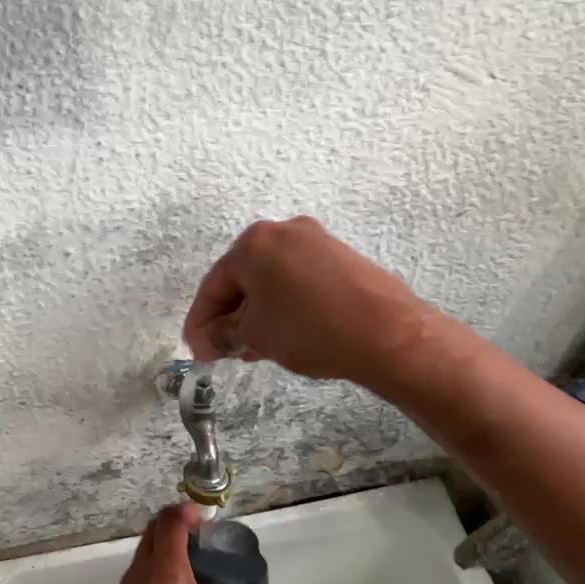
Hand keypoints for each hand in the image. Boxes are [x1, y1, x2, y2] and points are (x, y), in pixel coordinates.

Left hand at [65, 504, 272, 583]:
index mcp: (165, 572)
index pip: (169, 524)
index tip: (200, 515)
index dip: (184, 512)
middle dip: (171, 527)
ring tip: (188, 568)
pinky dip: (152, 576)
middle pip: (151, 534)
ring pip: (141, 557)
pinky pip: (136, 581)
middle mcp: (140, 575)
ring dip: (160, 552)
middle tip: (197, 536)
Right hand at [183, 216, 430, 383]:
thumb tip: (207, 340)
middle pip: (242, 278)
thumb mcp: (255, 335)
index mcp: (253, 242)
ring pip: (271, 280)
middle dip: (230, 317)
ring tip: (253, 349)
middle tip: (223, 352)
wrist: (387, 333)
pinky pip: (298, 280)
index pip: (213, 285)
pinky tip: (284, 334)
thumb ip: (222, 334)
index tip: (197, 352)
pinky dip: (284, 305)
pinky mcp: (340, 257)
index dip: (200, 322)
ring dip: (256, 314)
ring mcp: (316, 241)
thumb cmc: (309, 328)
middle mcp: (283, 231)